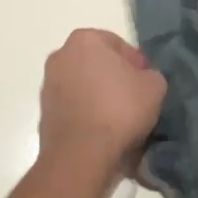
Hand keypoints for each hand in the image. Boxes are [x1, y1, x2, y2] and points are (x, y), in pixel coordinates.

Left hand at [36, 29, 165, 181]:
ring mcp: (48, 87)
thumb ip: (150, 75)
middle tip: (135, 100)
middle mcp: (60, 56)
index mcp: (85, 40)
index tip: (146, 84)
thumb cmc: (119, 110)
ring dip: (100, 98)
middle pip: (98, 64)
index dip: (137, 65)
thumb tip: (142, 81)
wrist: (81, 158)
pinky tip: (103, 134)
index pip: (119, 45)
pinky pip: (74, 109)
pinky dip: (87, 117)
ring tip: (120, 121)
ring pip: (84, 87)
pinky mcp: (43, 116)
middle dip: (115, 79)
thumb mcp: (155, 86)